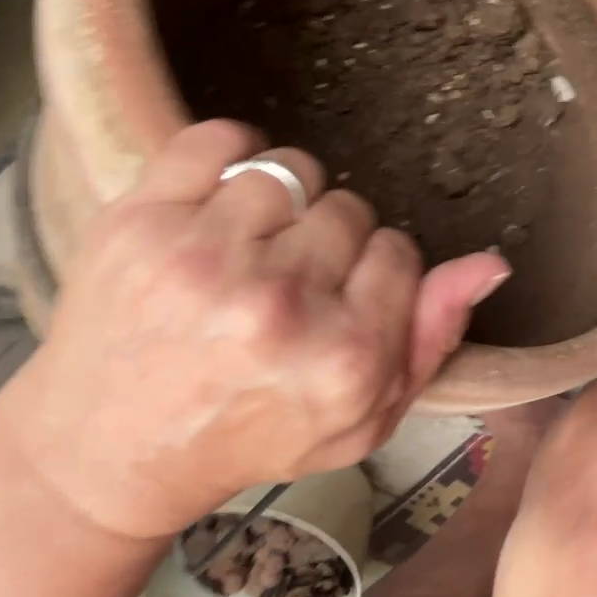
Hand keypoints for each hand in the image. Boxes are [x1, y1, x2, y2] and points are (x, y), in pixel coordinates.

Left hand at [0, 120, 510, 539]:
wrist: (104, 457)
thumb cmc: (248, 439)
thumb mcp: (364, 420)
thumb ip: (434, 339)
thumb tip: (491, 263)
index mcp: (344, 358)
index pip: (400, 252)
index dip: (375, 273)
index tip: (337, 302)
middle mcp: (278, 305)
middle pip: (349, 210)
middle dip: (329, 242)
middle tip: (288, 284)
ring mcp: (202, 258)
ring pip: (291, 171)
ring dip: (282, 202)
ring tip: (252, 247)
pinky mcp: (138, 222)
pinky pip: (216, 138)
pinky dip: (230, 152)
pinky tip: (223, 199)